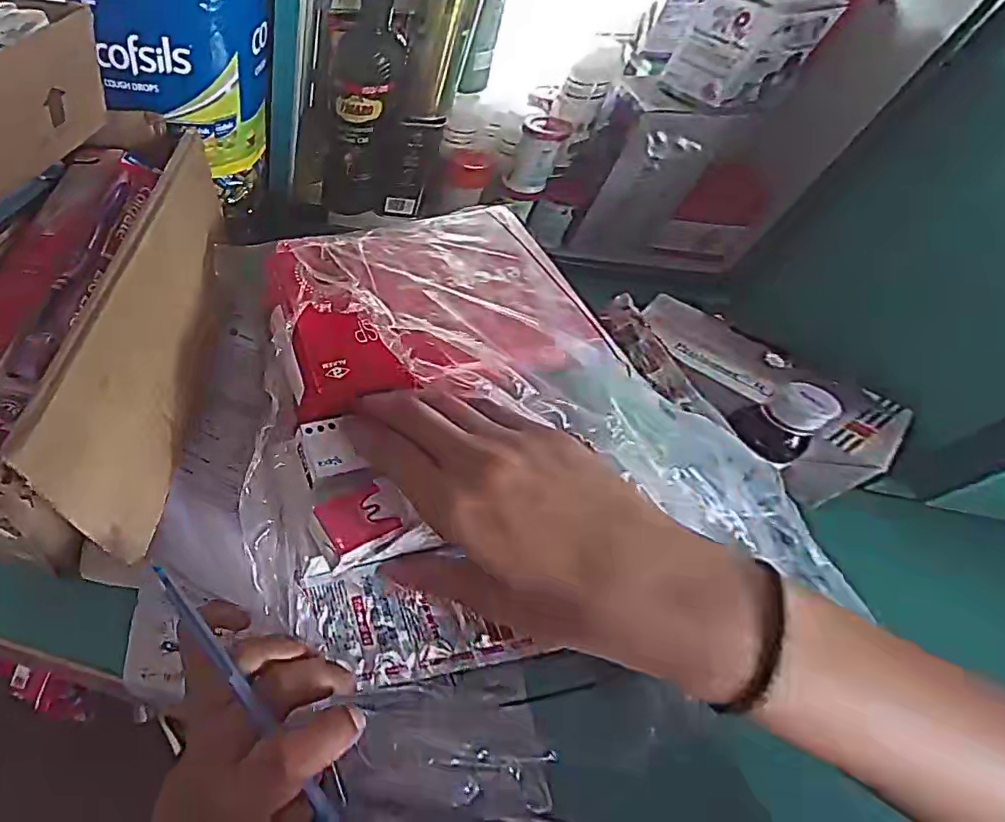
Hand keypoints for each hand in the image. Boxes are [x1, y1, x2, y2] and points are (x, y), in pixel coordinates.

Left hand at [152, 603, 362, 821]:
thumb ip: (302, 799)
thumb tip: (328, 756)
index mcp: (239, 792)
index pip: (283, 755)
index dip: (326, 731)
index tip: (354, 719)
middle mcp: (217, 743)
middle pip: (269, 691)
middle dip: (316, 676)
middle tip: (344, 681)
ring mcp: (203, 713)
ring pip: (243, 658)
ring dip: (283, 647)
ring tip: (312, 655)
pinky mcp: (194, 697)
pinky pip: (198, 645)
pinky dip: (216, 620)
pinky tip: (244, 618)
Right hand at [347, 389, 766, 703]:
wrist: (659, 584)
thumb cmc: (569, 607)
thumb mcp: (494, 604)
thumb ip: (436, 578)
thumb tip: (391, 568)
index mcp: (457, 506)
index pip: (393, 453)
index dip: (364, 434)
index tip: (346, 425)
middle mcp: (478, 459)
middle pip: (415, 413)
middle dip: (382, 403)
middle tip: (362, 402)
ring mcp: (515, 438)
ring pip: (451, 401)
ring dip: (419, 398)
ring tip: (402, 401)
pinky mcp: (548, 431)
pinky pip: (490, 406)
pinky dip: (462, 403)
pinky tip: (460, 412)